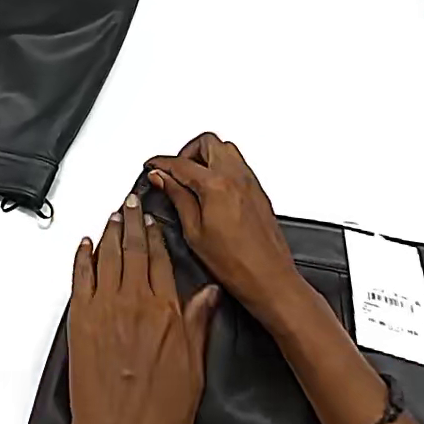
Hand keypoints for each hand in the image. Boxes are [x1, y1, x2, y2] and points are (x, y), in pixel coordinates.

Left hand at [64, 192, 220, 423]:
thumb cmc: (159, 415)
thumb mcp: (194, 369)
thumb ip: (199, 323)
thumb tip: (210, 294)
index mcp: (165, 310)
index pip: (160, 258)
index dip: (156, 234)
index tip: (153, 219)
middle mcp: (135, 300)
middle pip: (133, 247)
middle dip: (132, 219)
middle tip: (130, 201)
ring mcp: (105, 305)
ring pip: (108, 253)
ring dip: (110, 230)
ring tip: (112, 214)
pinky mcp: (81, 316)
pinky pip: (81, 274)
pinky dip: (83, 255)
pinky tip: (85, 244)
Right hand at [147, 133, 308, 321]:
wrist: (271, 280)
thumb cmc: (237, 265)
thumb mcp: (194, 232)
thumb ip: (177, 197)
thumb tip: (162, 178)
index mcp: (216, 184)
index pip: (181, 163)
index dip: (162, 163)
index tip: (153, 166)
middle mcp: (236, 176)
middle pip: (206, 142)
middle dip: (187, 151)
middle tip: (176, 170)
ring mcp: (250, 181)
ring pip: (225, 148)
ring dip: (206, 155)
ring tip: (194, 177)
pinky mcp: (258, 190)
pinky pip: (237, 163)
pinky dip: (221, 166)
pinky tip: (213, 187)